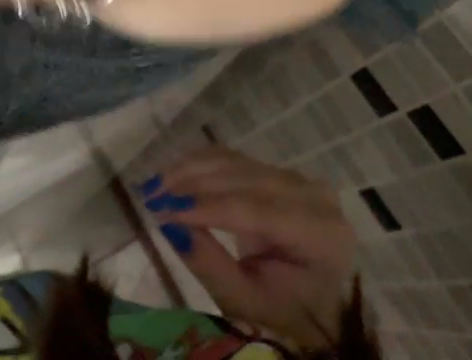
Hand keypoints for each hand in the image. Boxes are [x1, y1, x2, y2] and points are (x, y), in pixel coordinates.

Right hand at [143, 147, 357, 346]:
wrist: (316, 308)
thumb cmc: (284, 312)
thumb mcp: (246, 301)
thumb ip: (210, 264)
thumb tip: (169, 223)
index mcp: (321, 233)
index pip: (257, 209)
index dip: (206, 207)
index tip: (161, 210)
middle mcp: (314, 196)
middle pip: (244, 179)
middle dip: (192, 184)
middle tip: (150, 196)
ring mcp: (297, 179)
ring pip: (235, 163)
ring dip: (190, 169)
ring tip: (153, 185)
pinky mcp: (277, 172)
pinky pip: (234, 159)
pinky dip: (199, 164)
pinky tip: (171, 174)